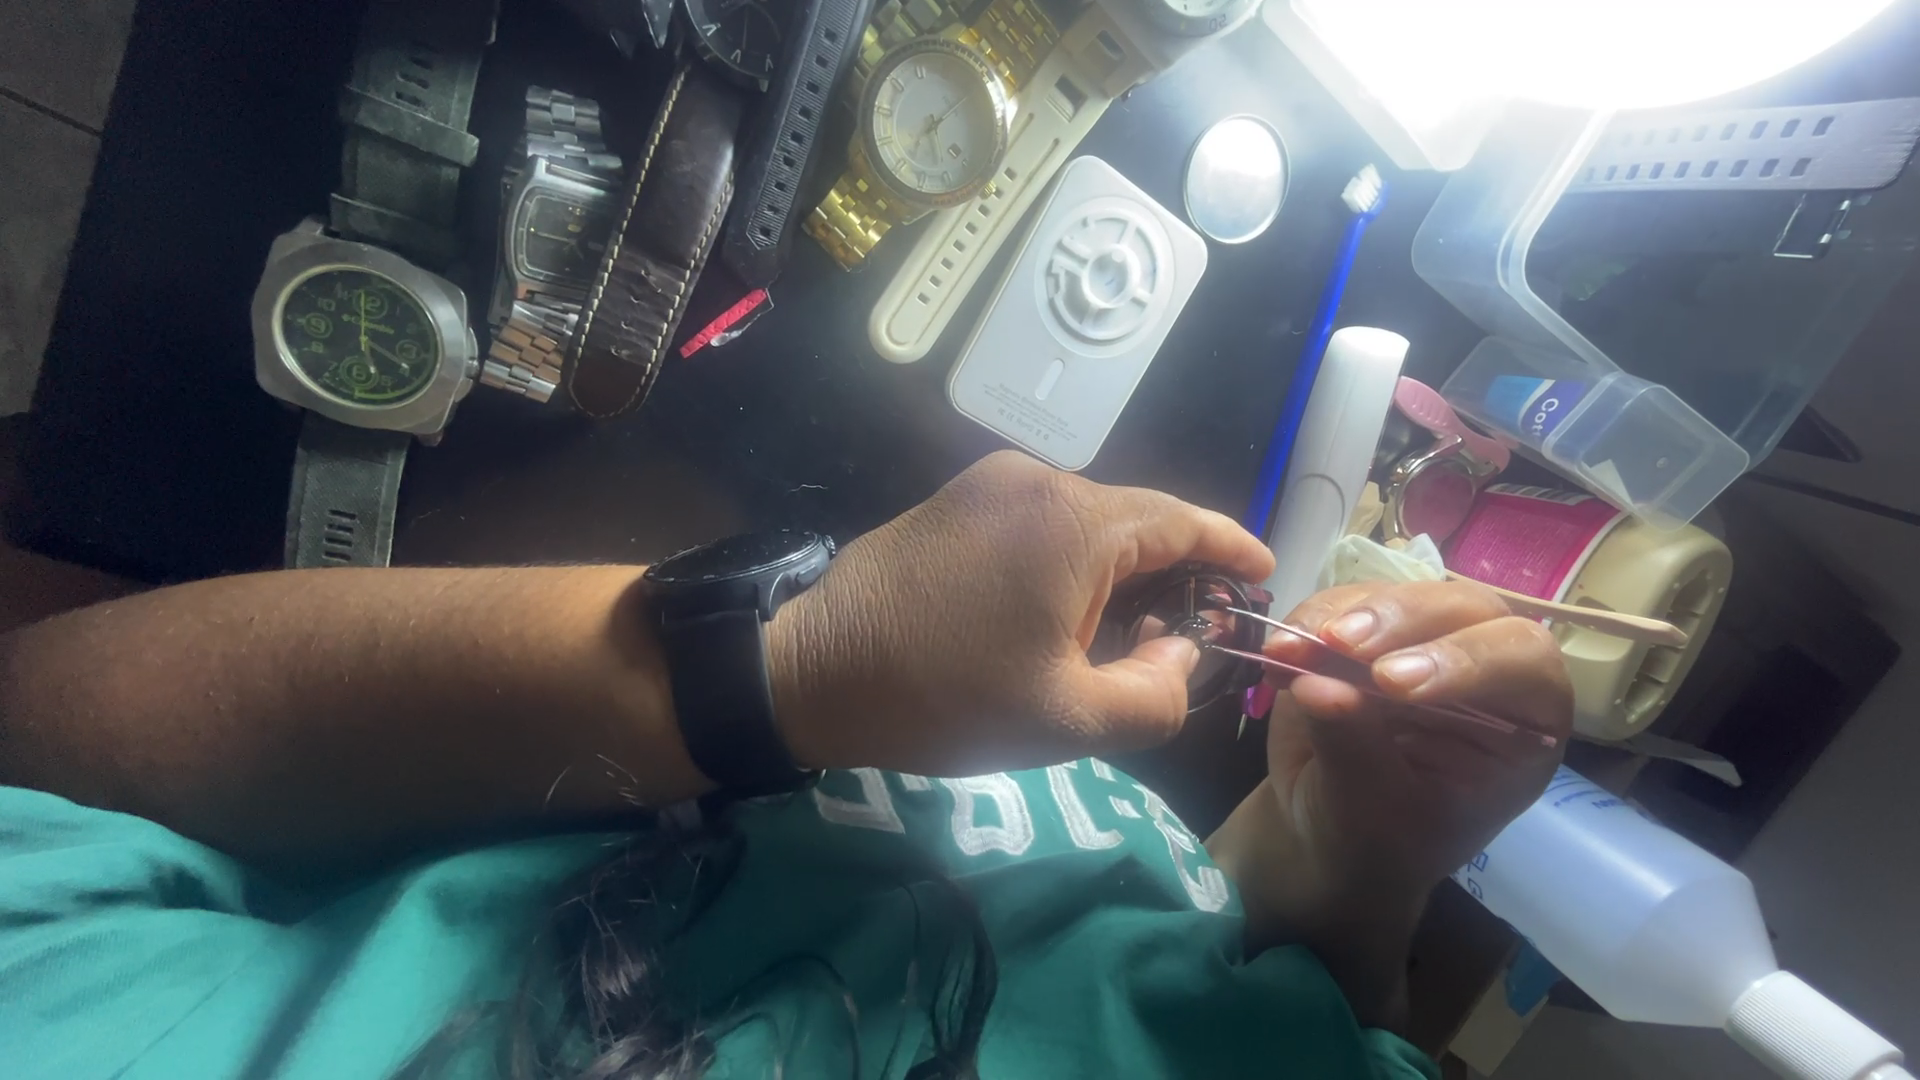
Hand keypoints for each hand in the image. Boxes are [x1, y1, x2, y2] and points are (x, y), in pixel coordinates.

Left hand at [766, 451, 1272, 776]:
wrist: (812, 669)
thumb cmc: (944, 695)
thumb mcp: (1068, 718)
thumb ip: (1156, 691)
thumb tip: (1182, 650)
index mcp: (1074, 520)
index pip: (1183, 521)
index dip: (1230, 548)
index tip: (1262, 574)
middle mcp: (1036, 481)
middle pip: (1134, 522)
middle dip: (1171, 577)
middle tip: (1188, 635)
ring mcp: (988, 485)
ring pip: (1085, 526)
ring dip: (1115, 576)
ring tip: (1118, 640)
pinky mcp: (955, 502)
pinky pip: (1037, 526)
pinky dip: (1068, 565)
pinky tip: (1059, 615)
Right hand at [1250, 581, 1571, 914]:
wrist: (1324, 826)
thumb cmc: (1376, 836)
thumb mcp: (1375, 809)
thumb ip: (1354, 747)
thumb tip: (1315, 685)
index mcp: (1520, 721)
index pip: (1522, 661)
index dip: (1465, 659)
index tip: (1392, 684)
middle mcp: (1476, 668)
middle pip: (1461, 607)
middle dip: (1397, 618)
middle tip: (1337, 643)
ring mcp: (1412, 643)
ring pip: (1391, 594)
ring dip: (1334, 615)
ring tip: (1285, 652)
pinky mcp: (1355, 635)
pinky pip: (1334, 605)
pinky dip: (1301, 623)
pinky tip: (1276, 656)